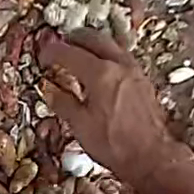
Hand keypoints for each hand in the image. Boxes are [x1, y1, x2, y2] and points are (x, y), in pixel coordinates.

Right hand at [38, 31, 193, 182]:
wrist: (149, 154)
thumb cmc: (113, 144)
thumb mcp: (80, 126)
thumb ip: (64, 103)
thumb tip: (50, 91)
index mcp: (100, 74)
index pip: (71, 54)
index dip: (53, 52)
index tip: (43, 55)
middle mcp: (119, 65)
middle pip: (94, 39)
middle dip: (74, 40)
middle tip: (60, 46)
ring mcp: (133, 70)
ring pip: (110, 45)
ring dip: (91, 45)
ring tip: (78, 54)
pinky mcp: (141, 80)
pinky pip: (120, 57)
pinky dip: (105, 56)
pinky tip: (99, 69)